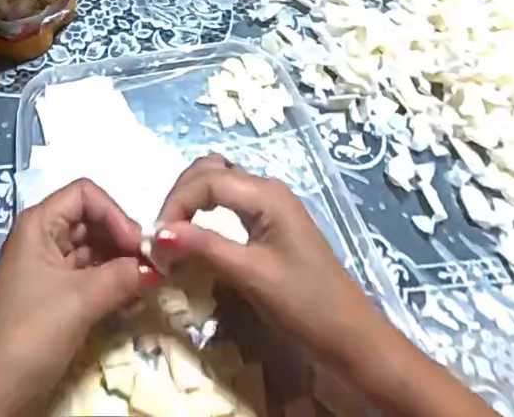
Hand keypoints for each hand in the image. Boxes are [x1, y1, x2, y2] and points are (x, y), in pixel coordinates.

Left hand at [0, 179, 157, 415]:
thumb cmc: (30, 334)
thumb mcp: (79, 301)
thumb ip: (121, 277)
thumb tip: (158, 266)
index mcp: (39, 224)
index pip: (84, 194)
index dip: (114, 213)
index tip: (140, 245)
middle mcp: (43, 238)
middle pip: (90, 220)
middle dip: (122, 239)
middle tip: (154, 266)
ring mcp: (48, 268)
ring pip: (93, 250)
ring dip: (120, 263)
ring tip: (149, 283)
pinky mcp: (55, 297)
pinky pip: (90, 277)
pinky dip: (112, 283)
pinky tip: (134, 299)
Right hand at [153, 154, 386, 369]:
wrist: (357, 343)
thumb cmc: (308, 307)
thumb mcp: (252, 276)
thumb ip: (204, 248)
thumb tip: (157, 234)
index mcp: (265, 193)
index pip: (205, 180)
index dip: (175, 203)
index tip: (156, 239)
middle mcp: (266, 188)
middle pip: (209, 170)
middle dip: (180, 196)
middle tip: (162, 234)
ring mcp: (270, 203)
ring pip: (218, 181)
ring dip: (191, 198)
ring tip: (175, 231)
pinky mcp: (270, 222)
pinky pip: (228, 200)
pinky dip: (205, 208)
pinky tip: (198, 232)